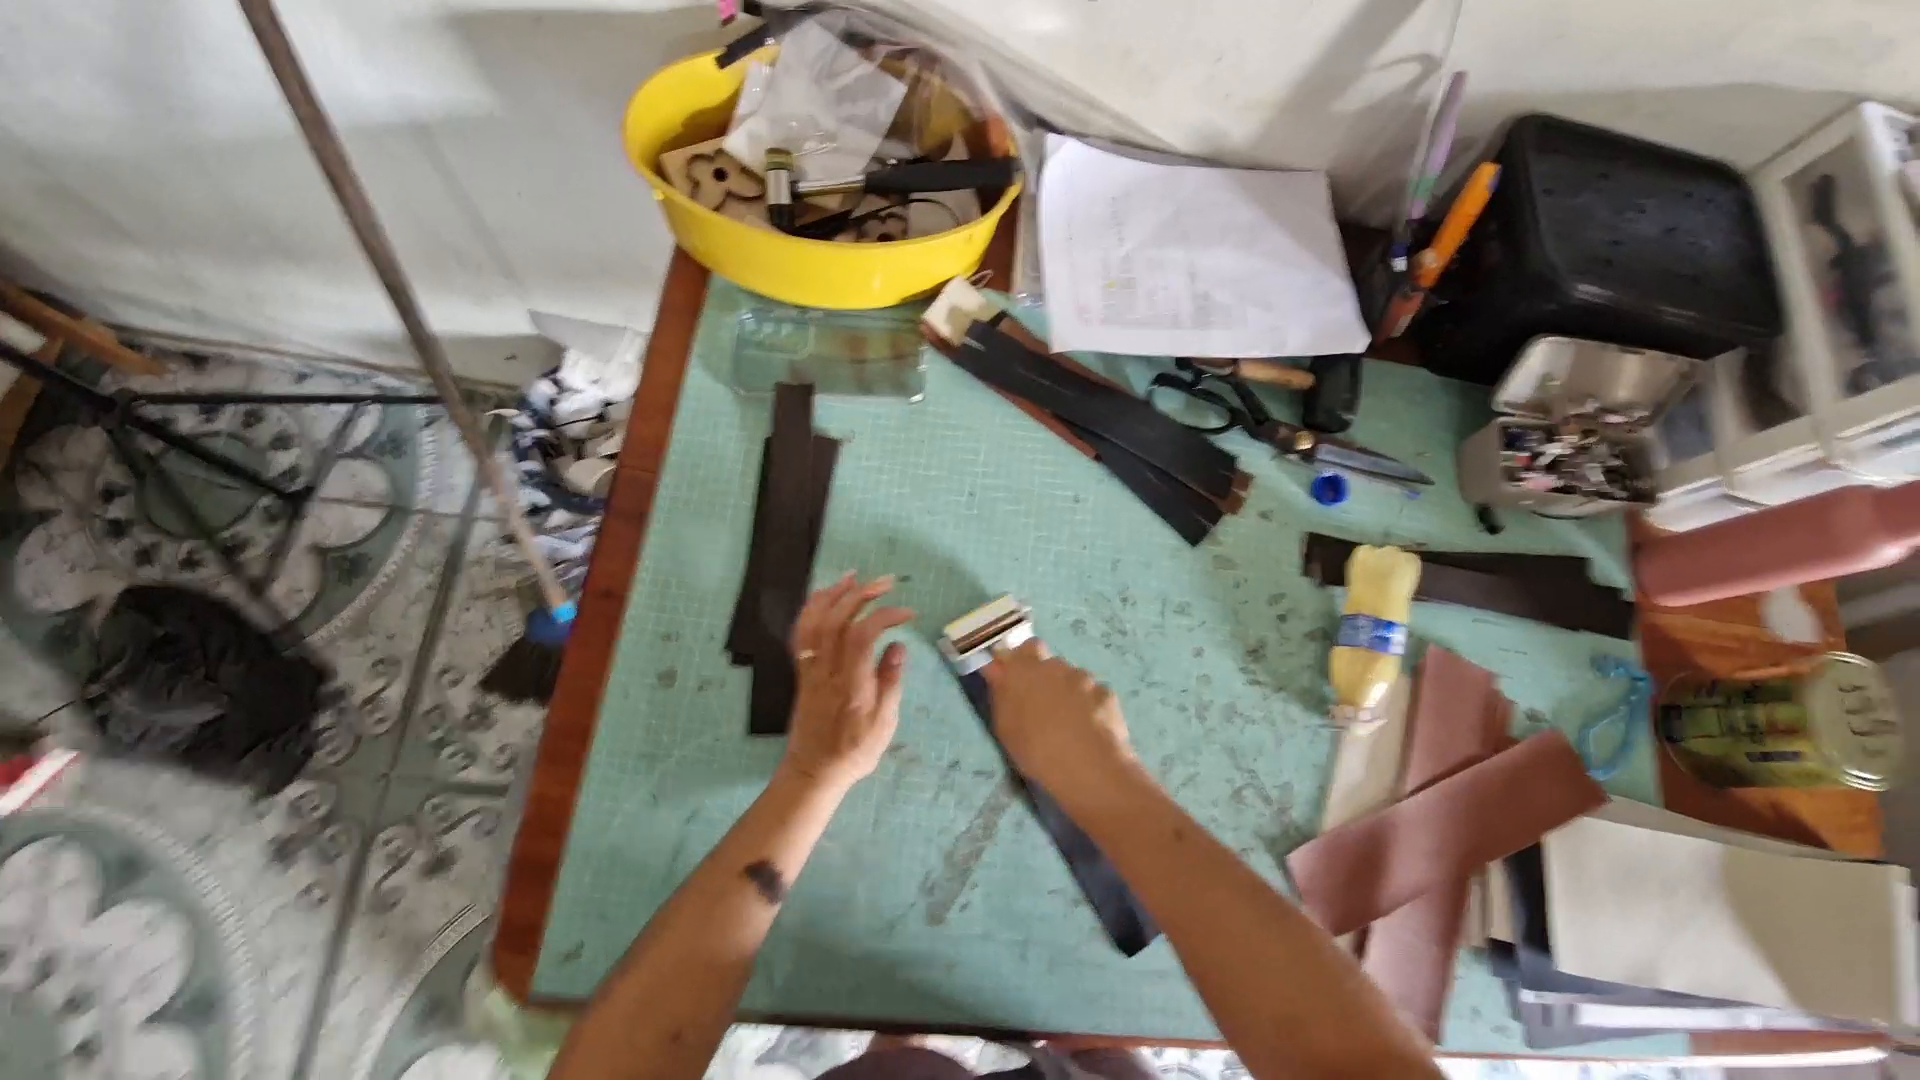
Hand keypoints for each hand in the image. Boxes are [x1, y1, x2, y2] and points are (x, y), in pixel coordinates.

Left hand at [783, 573, 914, 789]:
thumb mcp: (884, 724)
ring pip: (814, 622)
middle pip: (837, 620)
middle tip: (886, 583)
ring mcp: (810, 669)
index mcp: (851, 684)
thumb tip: (898, 646)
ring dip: (834, 594)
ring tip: (855, 577)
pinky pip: (801, 633)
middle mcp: (827, 671)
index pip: (863, 636)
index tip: (908, 613)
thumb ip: (890, 682)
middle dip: (861, 594)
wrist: (814, 770)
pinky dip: (812, 609)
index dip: (885, 616)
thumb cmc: (855, 751)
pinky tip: (826, 597)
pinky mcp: (802, 671)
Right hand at [980, 640, 1137, 803]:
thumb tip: (997, 670)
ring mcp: (1084, 678)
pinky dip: (1091, 706)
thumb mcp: (1005, 726)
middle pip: (1049, 662)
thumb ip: (1001, 693)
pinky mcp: (1106, 693)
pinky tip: (1090, 729)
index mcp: (1024, 670)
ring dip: (1069, 692)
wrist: (1086, 765)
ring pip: (1073, 678)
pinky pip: (1095, 694)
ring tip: (1069, 723)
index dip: (1022, 660)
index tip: (1019, 678)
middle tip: (1043, 705)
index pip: (1023, 648)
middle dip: (1046, 677)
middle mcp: (1055, 666)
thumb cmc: (1034, 749)